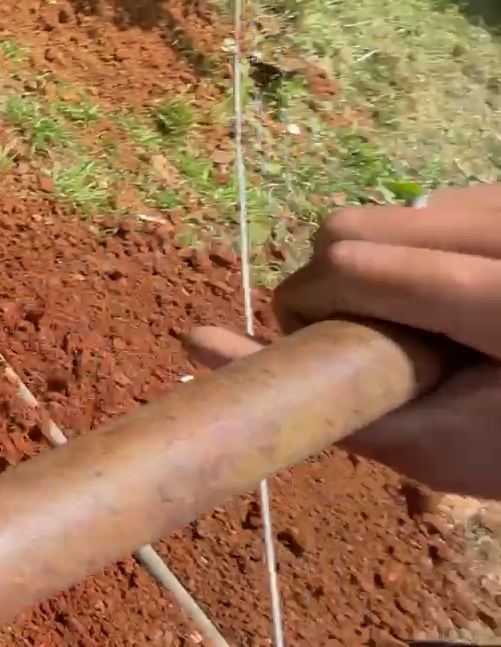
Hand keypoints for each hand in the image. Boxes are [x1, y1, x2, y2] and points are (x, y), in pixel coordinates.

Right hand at [186, 185, 500, 498]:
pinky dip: (417, 248)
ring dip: (372, 264)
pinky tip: (467, 291)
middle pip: (350, 229)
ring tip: (435, 317)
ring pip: (379, 215)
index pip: (350, 265)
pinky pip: (423, 209)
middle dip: (335, 284)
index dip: (315, 308)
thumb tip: (193, 341)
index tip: (335, 350)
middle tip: (380, 338)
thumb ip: (328, 403)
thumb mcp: (456, 450)